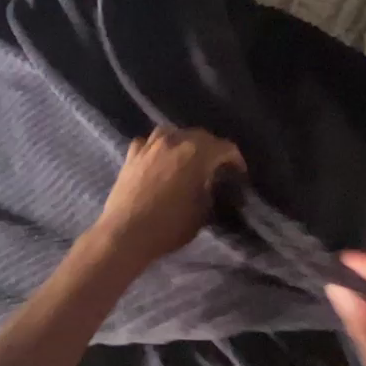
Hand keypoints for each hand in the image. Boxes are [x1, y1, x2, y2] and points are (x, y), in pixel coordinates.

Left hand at [89, 126, 243, 267]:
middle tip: (217, 167)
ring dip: (184, 142)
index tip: (239, 173)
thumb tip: (211, 184)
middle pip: (200, 135)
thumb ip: (211, 191)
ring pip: (173, 132)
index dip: (235, 160)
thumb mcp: (202, 212)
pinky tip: (159, 158)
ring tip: (188, 157)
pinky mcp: (132, 155)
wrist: (126, 233)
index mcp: (197, 153)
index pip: (224, 148)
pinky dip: (158, 147)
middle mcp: (174, 141)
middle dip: (212, 149)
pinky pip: (149, 142)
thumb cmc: (169, 225)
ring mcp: (150, 145)